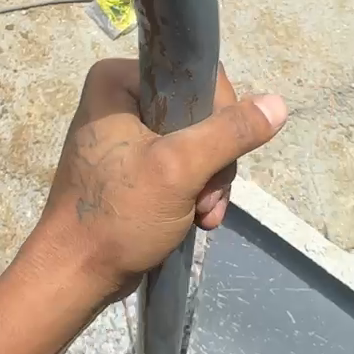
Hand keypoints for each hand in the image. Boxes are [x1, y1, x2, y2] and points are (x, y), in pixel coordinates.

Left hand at [20, 59, 287, 301]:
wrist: (76, 273)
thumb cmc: (118, 217)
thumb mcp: (180, 169)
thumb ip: (229, 134)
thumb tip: (277, 104)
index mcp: (118, 80)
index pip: (197, 79)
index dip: (220, 119)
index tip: (215, 161)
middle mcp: (121, 98)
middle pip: (202, 115)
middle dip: (213, 163)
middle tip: (205, 198)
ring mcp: (128, 135)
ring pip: (198, 144)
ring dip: (209, 184)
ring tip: (201, 215)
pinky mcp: (135, 167)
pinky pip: (184, 167)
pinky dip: (196, 193)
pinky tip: (196, 220)